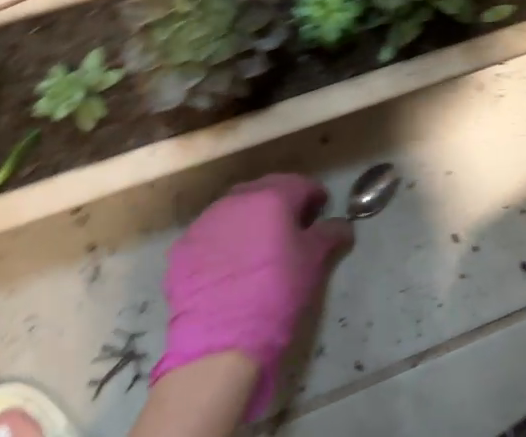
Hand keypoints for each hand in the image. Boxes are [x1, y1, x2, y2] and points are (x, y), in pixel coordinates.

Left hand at [153, 174, 352, 419]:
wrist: (223, 340)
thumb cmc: (279, 291)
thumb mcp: (314, 261)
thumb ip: (330, 234)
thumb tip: (343, 224)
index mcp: (271, 196)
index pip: (300, 184)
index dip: (315, 197)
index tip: (321, 213)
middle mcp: (235, 200)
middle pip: (265, 191)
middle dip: (280, 204)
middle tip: (292, 228)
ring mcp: (205, 223)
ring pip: (234, 211)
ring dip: (250, 221)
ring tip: (259, 248)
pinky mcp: (183, 249)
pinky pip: (211, 235)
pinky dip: (225, 242)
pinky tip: (232, 268)